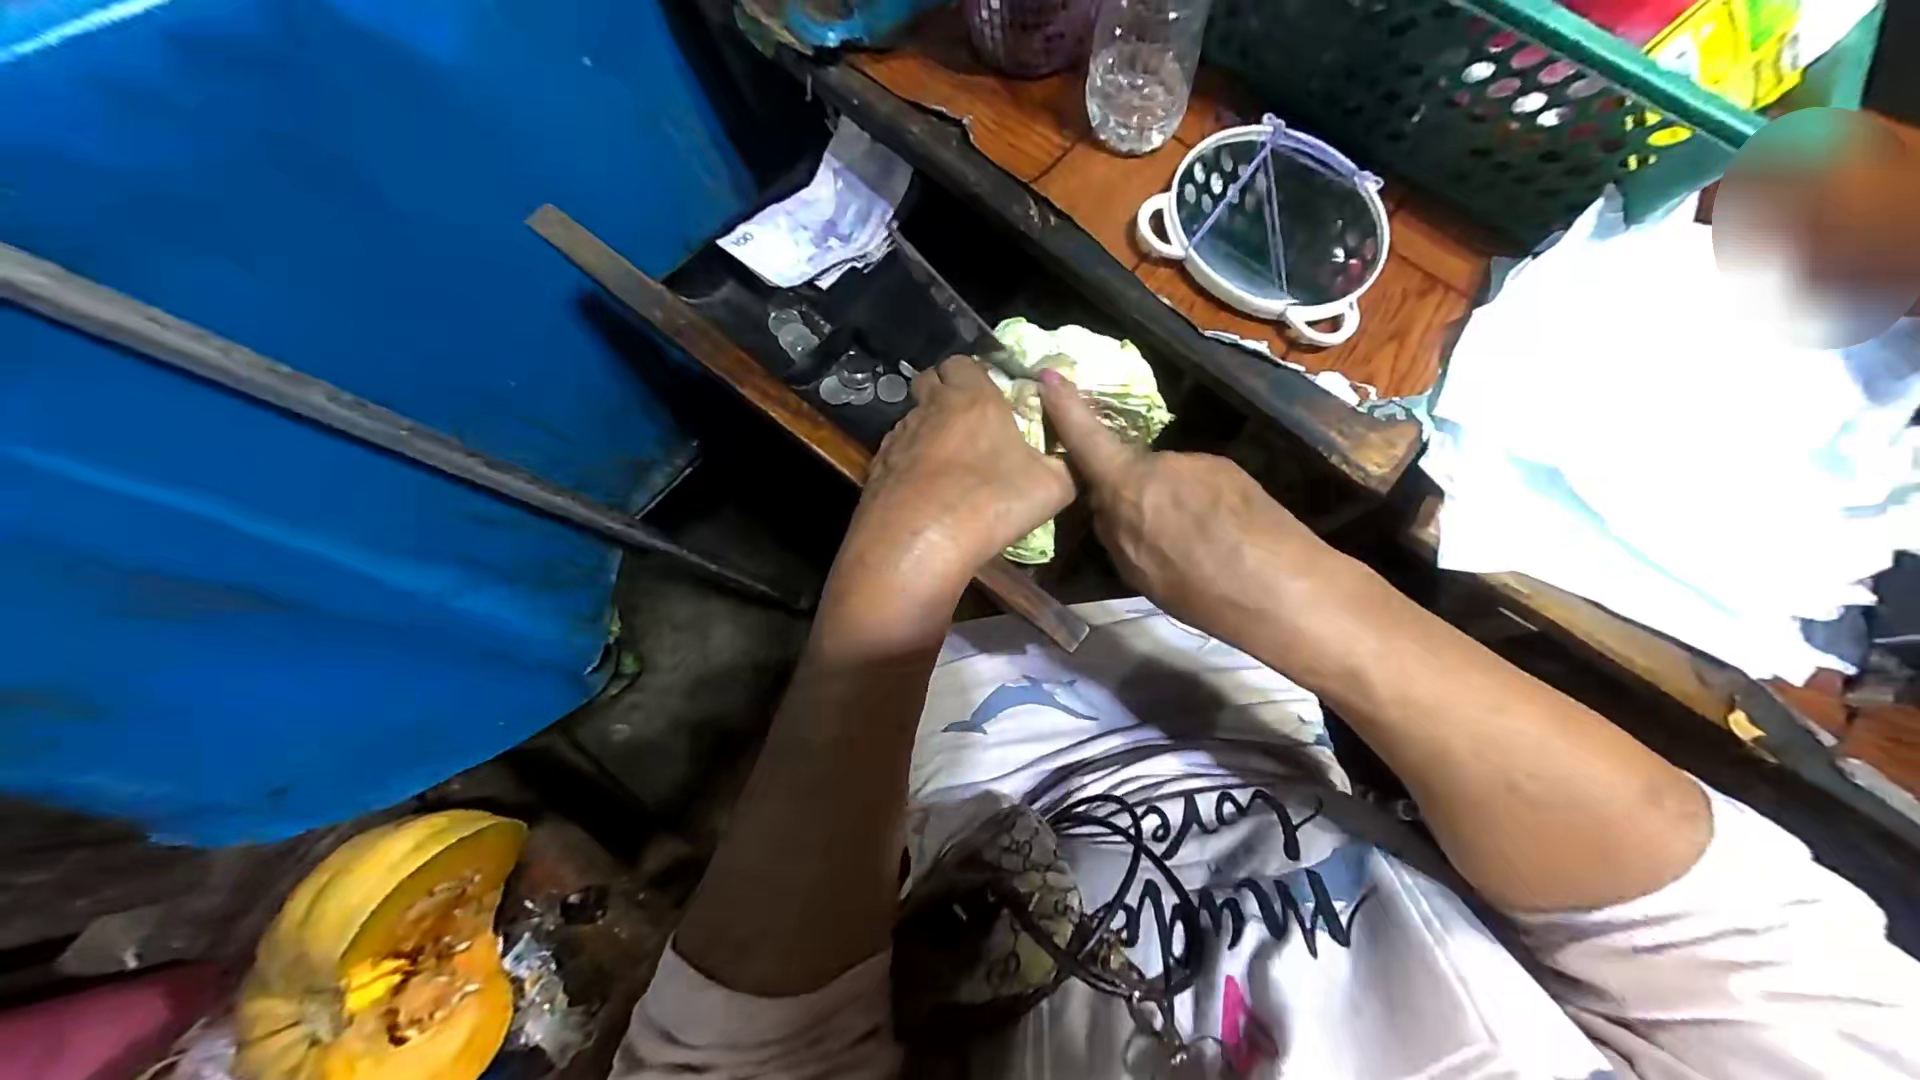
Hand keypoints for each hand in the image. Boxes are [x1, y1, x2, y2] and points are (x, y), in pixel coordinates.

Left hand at [844, 357, 1073, 594]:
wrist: (918, 543)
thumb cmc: (991, 502)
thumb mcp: (1053, 487)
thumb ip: (1063, 465)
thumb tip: (1064, 462)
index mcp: (972, 397)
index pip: (962, 362)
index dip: (974, 375)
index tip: (989, 398)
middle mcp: (929, 407)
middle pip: (928, 381)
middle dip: (944, 393)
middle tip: (967, 424)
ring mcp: (898, 436)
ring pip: (912, 418)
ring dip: (927, 430)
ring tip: (946, 465)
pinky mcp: (876, 467)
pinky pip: (896, 453)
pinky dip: (909, 463)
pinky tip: (923, 492)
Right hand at [1037, 370, 1347, 646]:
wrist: (1281, 586)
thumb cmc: (1195, 586)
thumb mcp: (1134, 568)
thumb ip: (1115, 528)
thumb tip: (1110, 506)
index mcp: (1127, 486)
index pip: (1087, 440)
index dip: (1065, 409)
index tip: (1049, 375)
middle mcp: (1163, 463)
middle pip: (1135, 473)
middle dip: (1136, 497)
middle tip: (1153, 541)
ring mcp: (1202, 463)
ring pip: (1171, 481)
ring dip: (1173, 507)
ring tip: (1195, 549)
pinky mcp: (1234, 471)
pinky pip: (1202, 486)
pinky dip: (1203, 509)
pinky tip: (1220, 541)